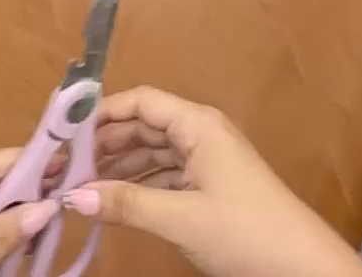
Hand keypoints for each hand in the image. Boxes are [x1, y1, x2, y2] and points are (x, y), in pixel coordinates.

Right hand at [63, 87, 361, 276]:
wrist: (299, 263)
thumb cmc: (243, 228)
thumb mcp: (181, 217)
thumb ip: (127, 203)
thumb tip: (73, 196)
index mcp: (197, 123)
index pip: (142, 101)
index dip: (103, 112)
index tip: (64, 132)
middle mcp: (199, 131)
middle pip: (144, 126)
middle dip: (105, 144)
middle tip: (62, 168)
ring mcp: (206, 157)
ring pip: (152, 151)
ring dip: (118, 167)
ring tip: (78, 186)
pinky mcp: (209, 183)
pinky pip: (165, 173)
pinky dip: (139, 184)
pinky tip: (112, 201)